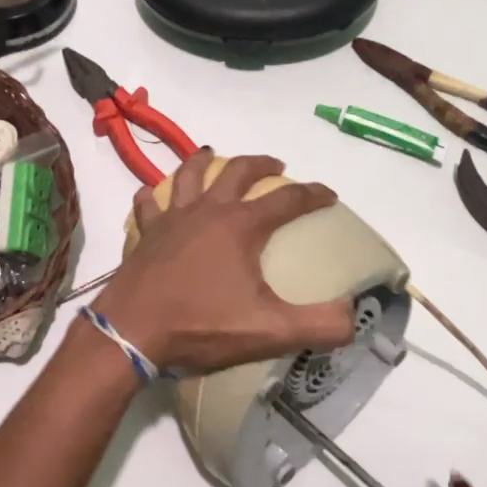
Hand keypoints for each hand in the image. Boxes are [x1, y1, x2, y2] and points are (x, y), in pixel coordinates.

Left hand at [91, 149, 356, 374]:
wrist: (133, 330)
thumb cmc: (201, 326)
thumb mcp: (270, 331)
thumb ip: (320, 325)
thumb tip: (353, 316)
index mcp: (240, 226)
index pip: (286, 200)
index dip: (311, 194)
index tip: (328, 194)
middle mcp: (207, 211)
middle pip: (237, 172)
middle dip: (260, 164)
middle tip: (276, 165)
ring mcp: (172, 218)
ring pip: (189, 175)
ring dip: (204, 162)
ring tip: (212, 155)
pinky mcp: (146, 233)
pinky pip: (149, 204)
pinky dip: (153, 195)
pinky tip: (153, 194)